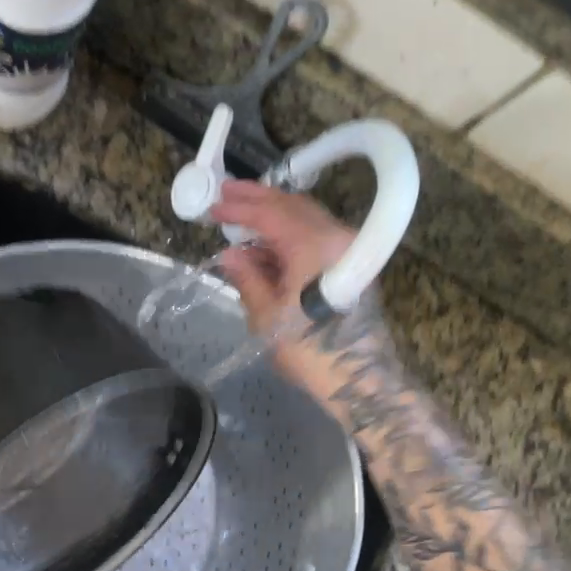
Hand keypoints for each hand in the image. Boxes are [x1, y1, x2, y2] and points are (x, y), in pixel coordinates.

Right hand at [208, 180, 390, 373]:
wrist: (356, 377)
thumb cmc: (309, 349)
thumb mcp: (267, 317)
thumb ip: (248, 279)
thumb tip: (231, 256)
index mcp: (314, 246)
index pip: (272, 214)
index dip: (240, 208)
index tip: (213, 206)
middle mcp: (336, 237)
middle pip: (293, 206)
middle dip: (258, 199)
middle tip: (226, 193)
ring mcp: (347, 249)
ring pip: (306, 218)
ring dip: (273, 215)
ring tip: (241, 216)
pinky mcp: (350, 264)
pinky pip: (315, 235)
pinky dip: (288, 234)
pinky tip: (264, 243)